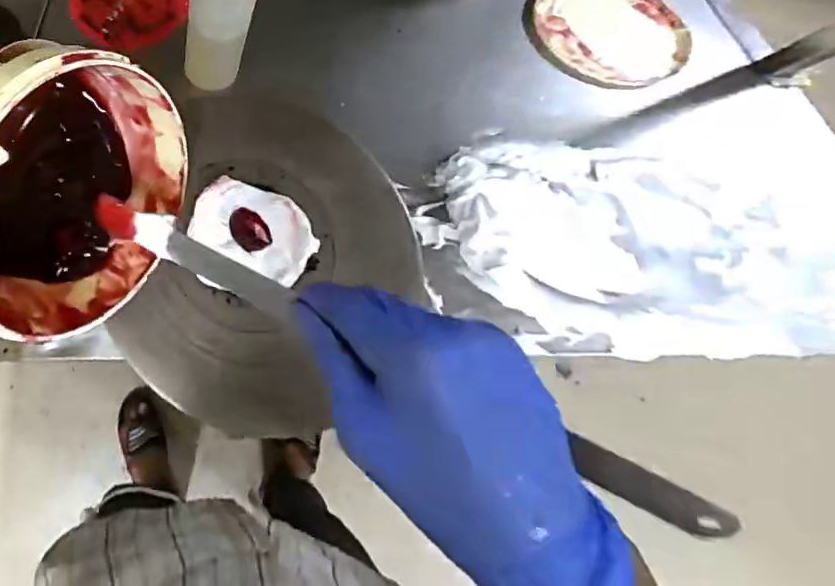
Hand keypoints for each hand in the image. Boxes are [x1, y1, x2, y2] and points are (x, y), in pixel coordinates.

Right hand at [295, 284, 633, 585]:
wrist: (535, 533)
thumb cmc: (431, 485)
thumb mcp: (360, 426)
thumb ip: (330, 358)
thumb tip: (303, 311)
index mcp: (407, 349)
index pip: (345, 302)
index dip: (317, 300)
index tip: (299, 305)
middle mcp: (445, 329)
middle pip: (378, 302)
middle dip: (350, 313)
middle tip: (334, 339)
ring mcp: (482, 335)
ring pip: (411, 315)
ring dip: (388, 329)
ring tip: (385, 369)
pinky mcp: (507, 348)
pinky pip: (445, 330)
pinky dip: (424, 343)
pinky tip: (429, 381)